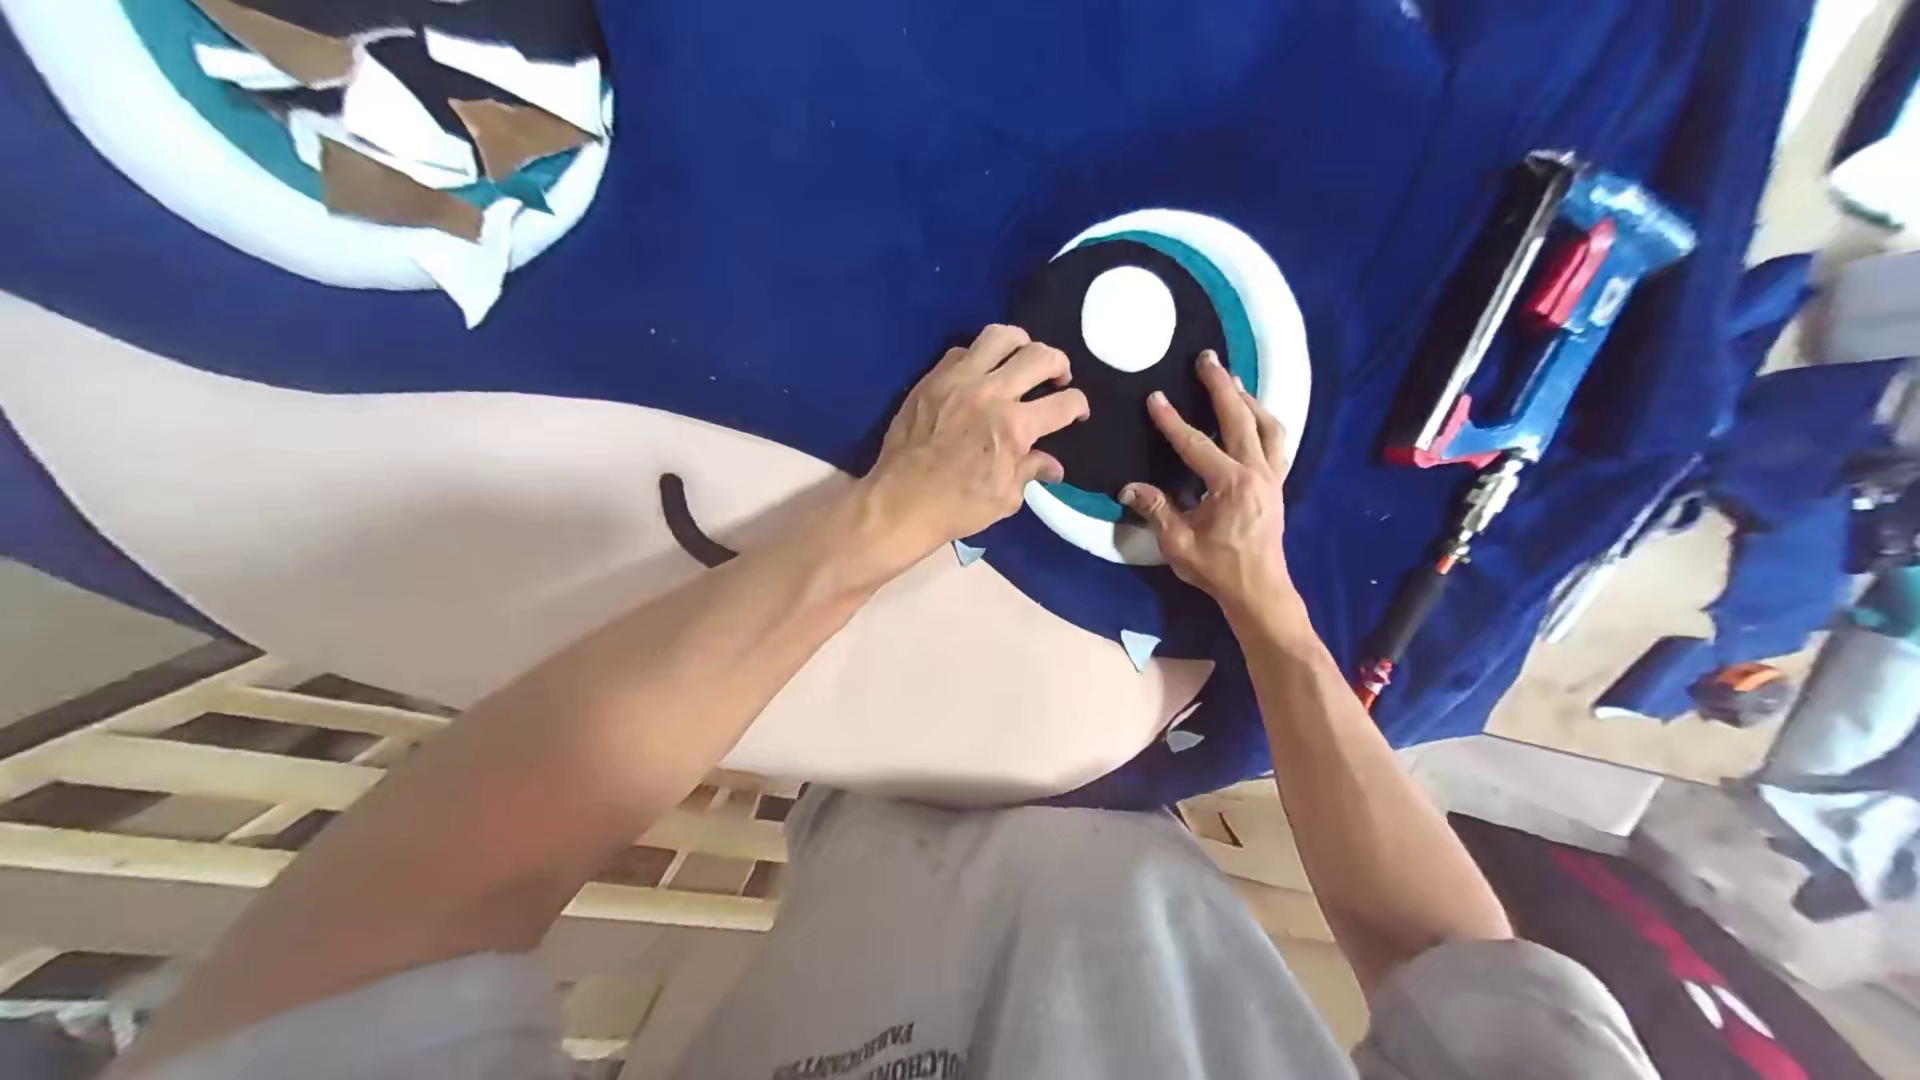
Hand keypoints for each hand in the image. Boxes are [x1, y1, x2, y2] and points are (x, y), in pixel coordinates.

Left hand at [861, 324, 1089, 557]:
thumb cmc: (956, 508)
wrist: (899, 503)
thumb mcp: (1004, 498)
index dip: (1079, 405)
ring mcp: (957, 381)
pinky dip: (978, 357)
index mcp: (1014, 427)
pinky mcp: (931, 380)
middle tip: (1057, 378)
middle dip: (1059, 364)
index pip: (1065, 403)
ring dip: (1021, 344)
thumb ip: (1030, 471)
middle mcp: (990, 394)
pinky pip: (961, 351)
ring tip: (1021, 359)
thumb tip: (1053, 466)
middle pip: (1040, 356)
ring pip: (999, 336)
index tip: (1077, 412)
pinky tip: (980, 374)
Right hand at [1120, 350, 1294, 616]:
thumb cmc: (1217, 568)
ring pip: (1267, 426)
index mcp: (1230, 484)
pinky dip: (1265, 423)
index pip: (1196, 444)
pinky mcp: (1277, 485)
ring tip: (1233, 380)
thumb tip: (1127, 487)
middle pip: (1240, 419)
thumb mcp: (1177, 542)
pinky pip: (1276, 443)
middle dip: (1221, 387)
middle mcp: (1257, 472)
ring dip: (1249, 399)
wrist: (1258, 590)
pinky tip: (1255, 416)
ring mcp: (1272, 477)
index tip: (1156, 397)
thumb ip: (1155, 509)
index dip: (1172, 420)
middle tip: (1208, 359)